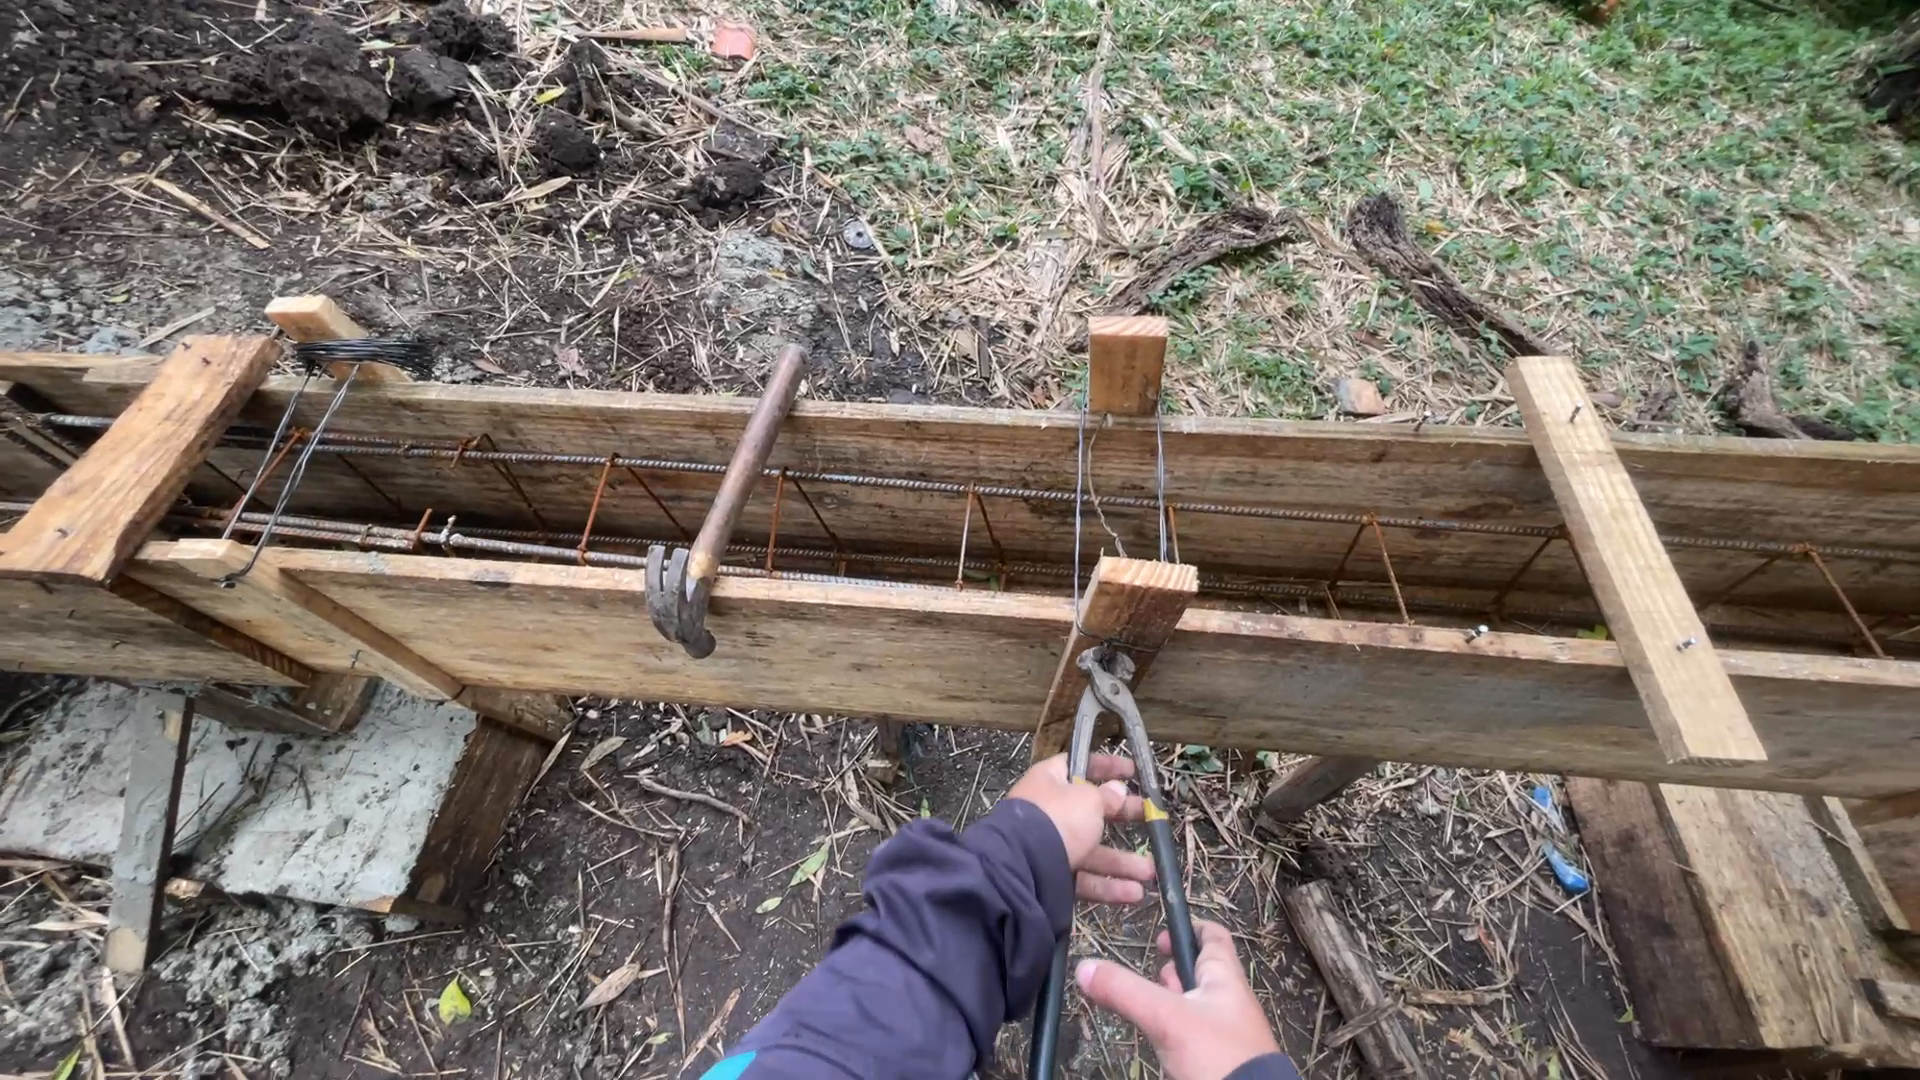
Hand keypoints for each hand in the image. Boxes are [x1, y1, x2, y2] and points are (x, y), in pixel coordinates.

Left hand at [1007, 753, 1154, 903]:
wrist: (1024, 867)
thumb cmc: (1058, 818)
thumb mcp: (1087, 799)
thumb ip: (1106, 796)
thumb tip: (1118, 790)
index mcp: (1050, 780)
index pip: (1080, 765)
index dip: (1106, 766)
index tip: (1133, 771)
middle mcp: (1049, 810)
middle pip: (1090, 810)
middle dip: (1122, 815)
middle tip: (1149, 817)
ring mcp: (1050, 845)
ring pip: (1092, 850)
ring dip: (1122, 861)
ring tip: (1149, 871)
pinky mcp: (1053, 875)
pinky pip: (1085, 878)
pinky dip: (1109, 886)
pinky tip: (1135, 893)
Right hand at [1075, 920, 1281, 1079]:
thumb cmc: (1218, 1057)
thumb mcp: (1166, 1019)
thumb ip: (1124, 991)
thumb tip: (1082, 967)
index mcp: (1224, 978)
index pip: (1212, 936)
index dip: (1188, 927)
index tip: (1160, 936)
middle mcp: (1230, 1002)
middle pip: (1199, 972)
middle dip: (1171, 972)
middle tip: (1151, 981)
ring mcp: (1228, 1036)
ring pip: (1195, 1007)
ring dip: (1172, 1006)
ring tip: (1151, 1015)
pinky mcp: (1222, 1064)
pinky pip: (1196, 1038)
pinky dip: (1176, 1036)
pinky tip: (1163, 1048)